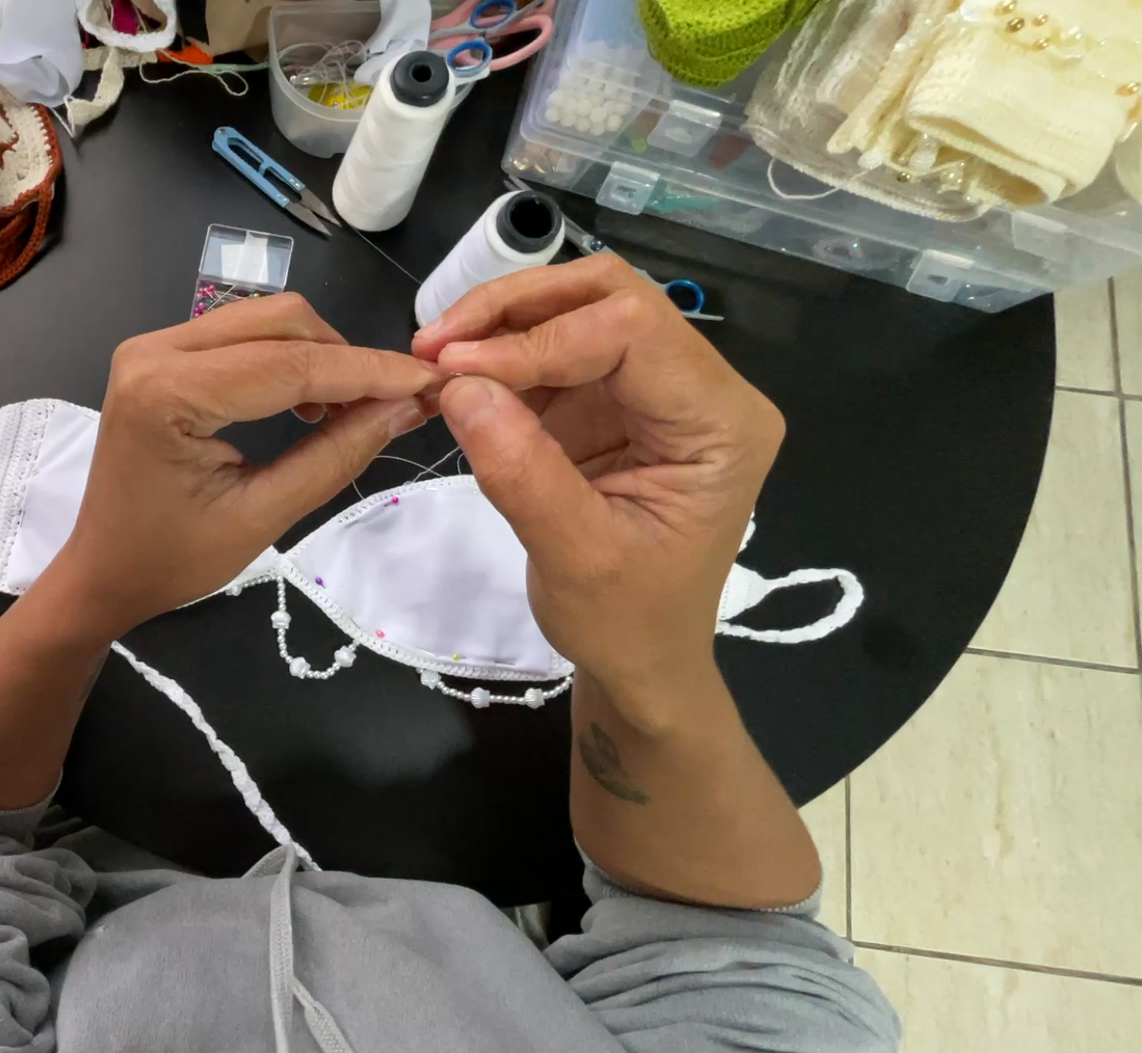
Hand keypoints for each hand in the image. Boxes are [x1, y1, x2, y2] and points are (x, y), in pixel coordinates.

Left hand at [45, 293, 437, 641]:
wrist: (102, 571)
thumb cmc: (170, 562)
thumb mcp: (260, 518)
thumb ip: (334, 456)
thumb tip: (405, 407)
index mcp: (167, 392)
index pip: (291, 364)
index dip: (370, 372)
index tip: (432, 382)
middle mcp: (154, 350)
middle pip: (280, 321)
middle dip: (346, 358)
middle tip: (392, 404)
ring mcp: (152, 347)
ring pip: (263, 321)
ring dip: (319, 356)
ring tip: (351, 410)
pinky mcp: (160, 357)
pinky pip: (240, 337)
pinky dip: (286, 360)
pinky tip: (306, 402)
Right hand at [412, 256, 783, 715]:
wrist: (638, 657)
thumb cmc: (624, 621)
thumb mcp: (574, 557)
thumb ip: (521, 471)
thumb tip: (457, 385)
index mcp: (718, 423)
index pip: (631, 333)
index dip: (535, 339)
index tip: (450, 369)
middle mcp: (695, 390)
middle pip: (609, 298)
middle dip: (515, 308)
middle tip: (434, 341)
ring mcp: (648, 394)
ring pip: (576, 313)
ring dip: (499, 326)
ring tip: (433, 358)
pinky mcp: (606, 408)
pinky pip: (550, 357)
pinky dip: (496, 359)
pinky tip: (453, 381)